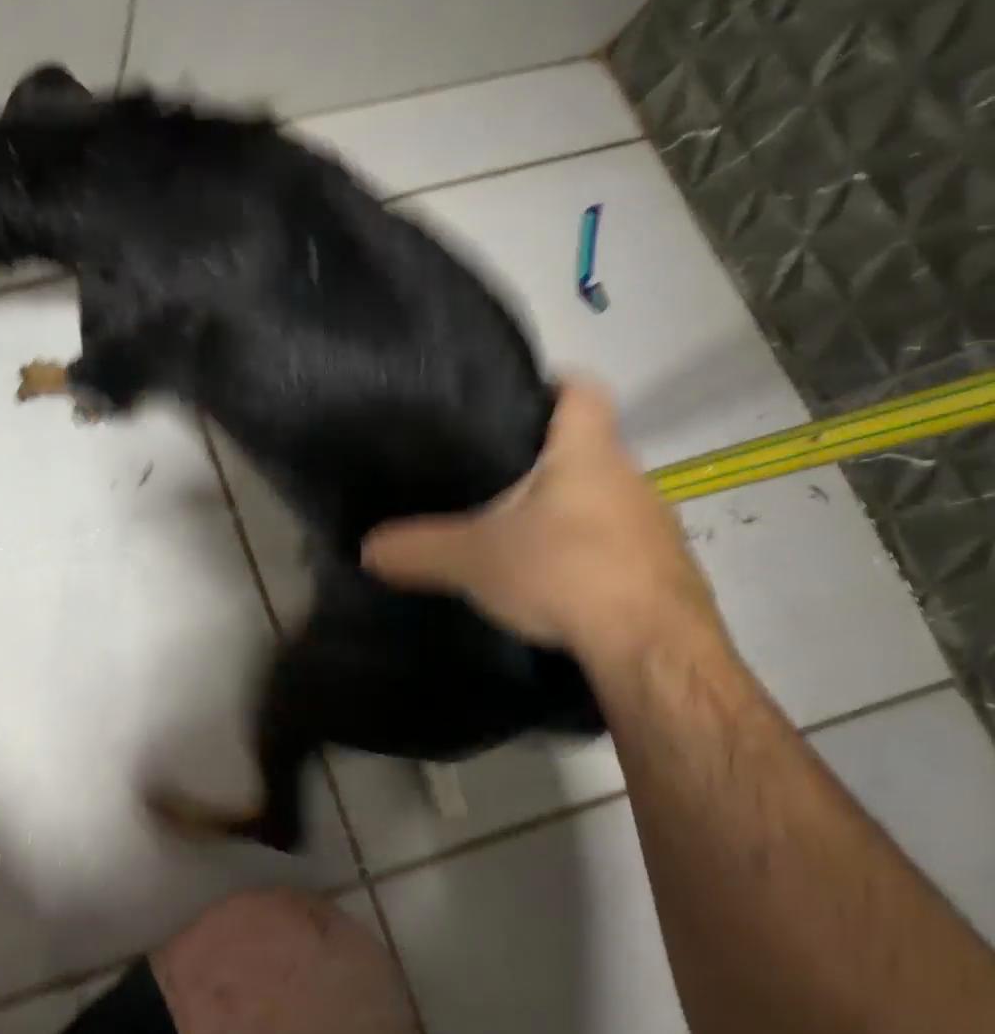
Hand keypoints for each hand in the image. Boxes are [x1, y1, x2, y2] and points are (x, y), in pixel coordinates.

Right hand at [361, 379, 720, 658]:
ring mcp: (655, 525)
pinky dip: (587, 554)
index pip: (582, 391)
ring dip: (567, 512)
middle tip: (490, 478)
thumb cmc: (563, 573)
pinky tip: (553, 583)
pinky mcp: (665, 570)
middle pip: (588, 450)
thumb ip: (416, 549)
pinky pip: (618, 545)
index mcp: (586, 455)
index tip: (516, 397)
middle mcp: (631, 478)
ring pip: (603, 500)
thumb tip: (367, 549)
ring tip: (517, 535)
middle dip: (543, 461)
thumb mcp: (470, 560)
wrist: (653, 648)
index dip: (552, 384)